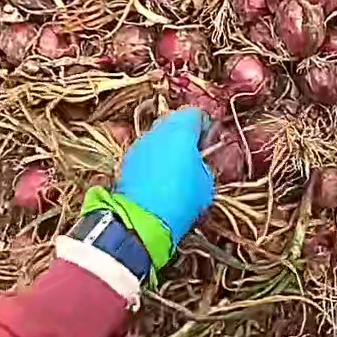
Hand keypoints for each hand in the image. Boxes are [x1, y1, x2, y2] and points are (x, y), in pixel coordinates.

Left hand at [114, 107, 213, 244]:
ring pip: (158, 136)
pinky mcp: (126, 161)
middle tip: (195, 155)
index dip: (205, 127)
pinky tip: (161, 178)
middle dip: (185, 134)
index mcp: (181, 129)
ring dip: (169, 146)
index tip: (210, 143)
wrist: (141, 223)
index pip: (196, 113)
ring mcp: (139, 144)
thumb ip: (205, 161)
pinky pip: (146, 152)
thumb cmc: (181, 199)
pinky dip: (154, 158)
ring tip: (178, 169)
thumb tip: (200, 159)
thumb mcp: (207, 181)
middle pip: (175, 121)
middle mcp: (157, 130)